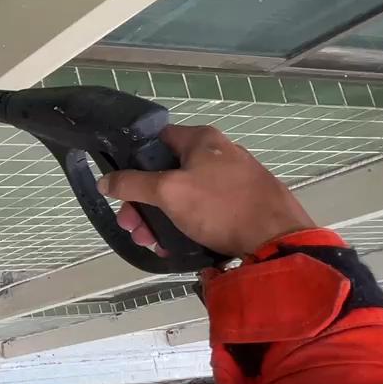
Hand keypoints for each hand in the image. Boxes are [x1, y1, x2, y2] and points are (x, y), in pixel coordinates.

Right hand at [96, 124, 315, 258]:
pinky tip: (173, 245)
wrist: (278, 240)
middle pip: (165, 172)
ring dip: (158, 217)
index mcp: (203, 140)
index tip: (121, 184)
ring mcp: (234, 179)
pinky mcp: (243, 203)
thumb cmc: (220, 206)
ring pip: (182, 194)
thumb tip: (104, 180)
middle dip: (142, 201)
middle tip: (131, 226)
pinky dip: (183, 224)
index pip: (156, 138)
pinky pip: (202, 209)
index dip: (133, 159)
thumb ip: (131, 184)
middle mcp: (219, 153)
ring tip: (150, 241)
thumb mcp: (167, 192)